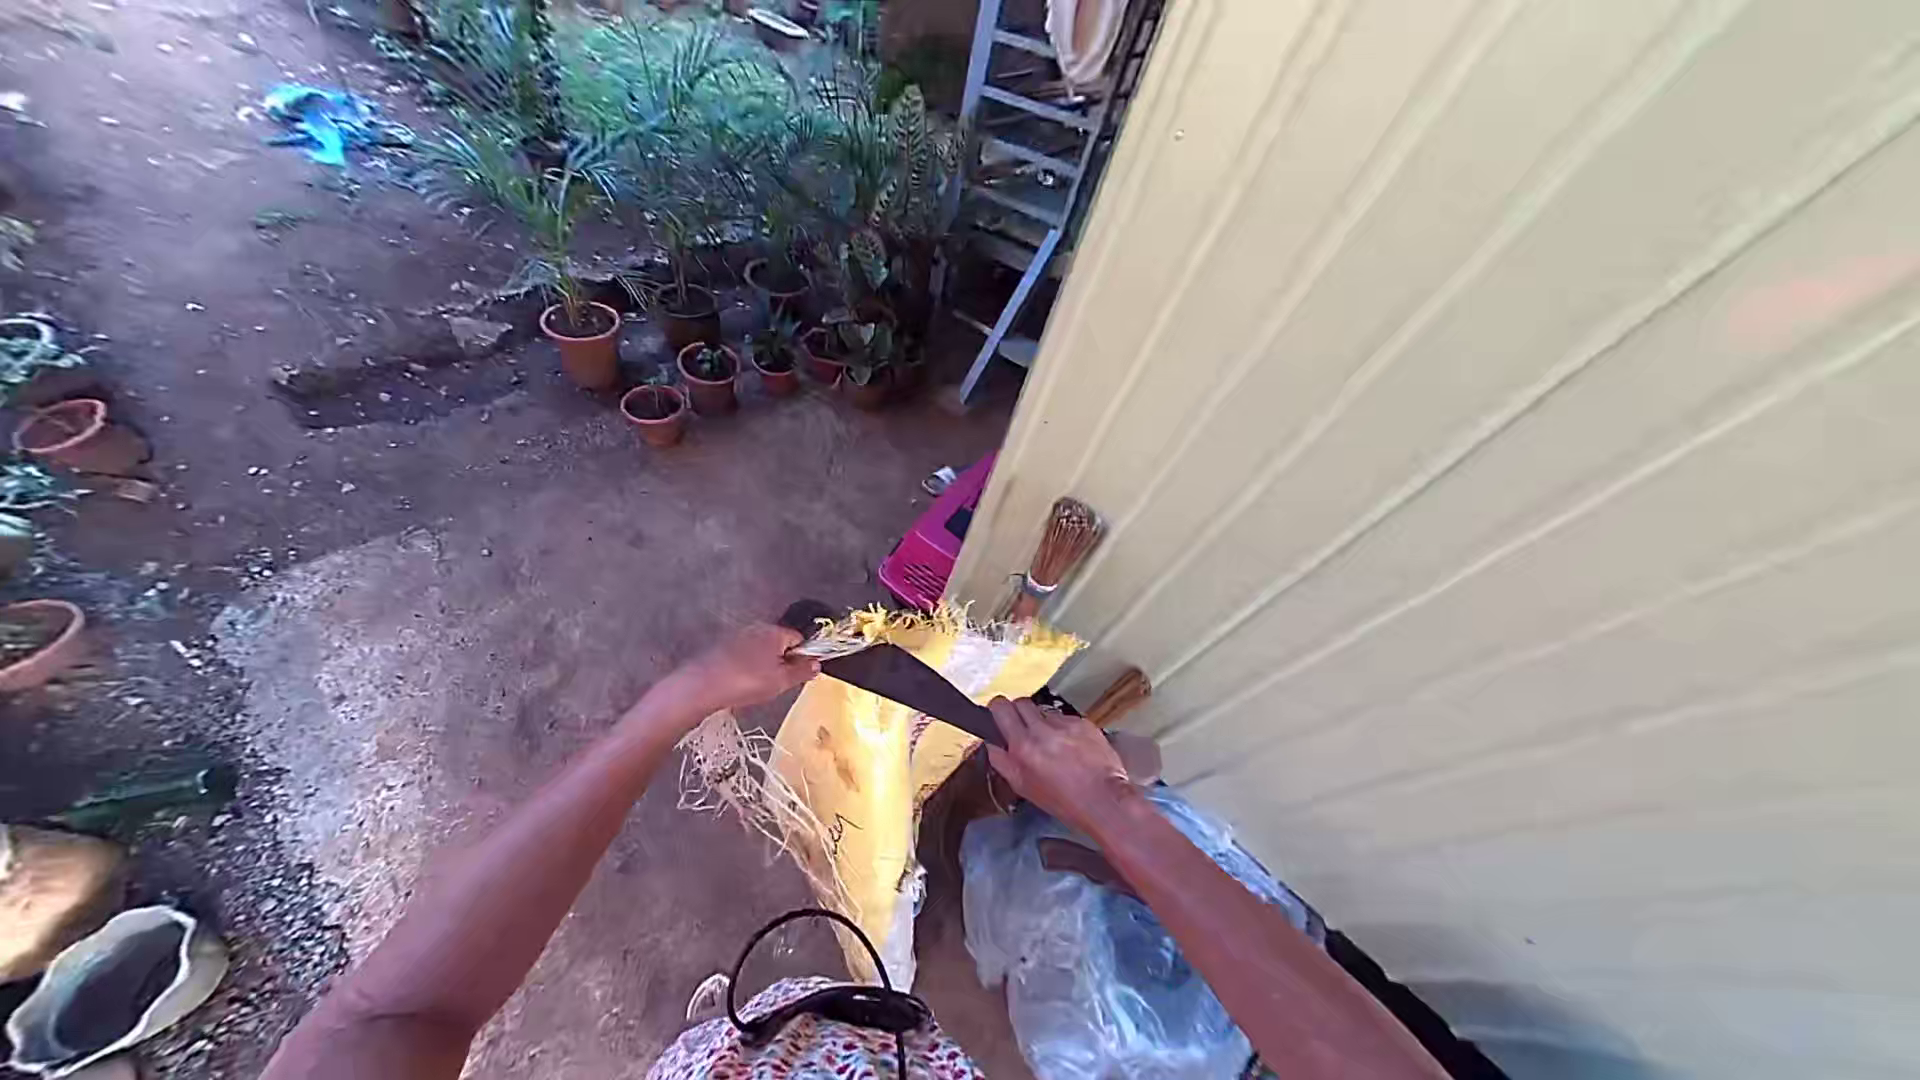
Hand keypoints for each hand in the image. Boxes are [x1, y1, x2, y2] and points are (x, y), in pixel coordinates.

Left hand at [657, 623, 819, 717]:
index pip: (799, 638)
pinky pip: (742, 656)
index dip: (802, 656)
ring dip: (763, 665)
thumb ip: (803, 671)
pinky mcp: (721, 648)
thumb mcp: (782, 682)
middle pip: (779, 643)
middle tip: (779, 683)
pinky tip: (740, 684)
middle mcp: (756, 629)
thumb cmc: (745, 682)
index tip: (800, 673)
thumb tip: (817, 664)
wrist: (701, 687)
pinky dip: (745, 668)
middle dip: (782, 661)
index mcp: (775, 632)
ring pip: (760, 650)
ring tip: (757, 687)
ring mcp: (737, 637)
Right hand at [985, 697, 1138, 836]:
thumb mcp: (1023, 787)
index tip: (999, 713)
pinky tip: (1071, 747)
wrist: (1104, 800)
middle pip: (1021, 702)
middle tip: (1024, 728)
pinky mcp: (1083, 723)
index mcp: (1023, 747)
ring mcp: (1065, 724)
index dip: (998, 708)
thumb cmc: (1065, 801)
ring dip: (1043, 722)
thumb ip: (1002, 761)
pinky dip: (1065, 729)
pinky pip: (1066, 718)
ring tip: (1053, 744)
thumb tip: (992, 744)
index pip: (1001, 708)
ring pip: (1044, 711)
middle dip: (1019, 713)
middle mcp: (1042, 730)